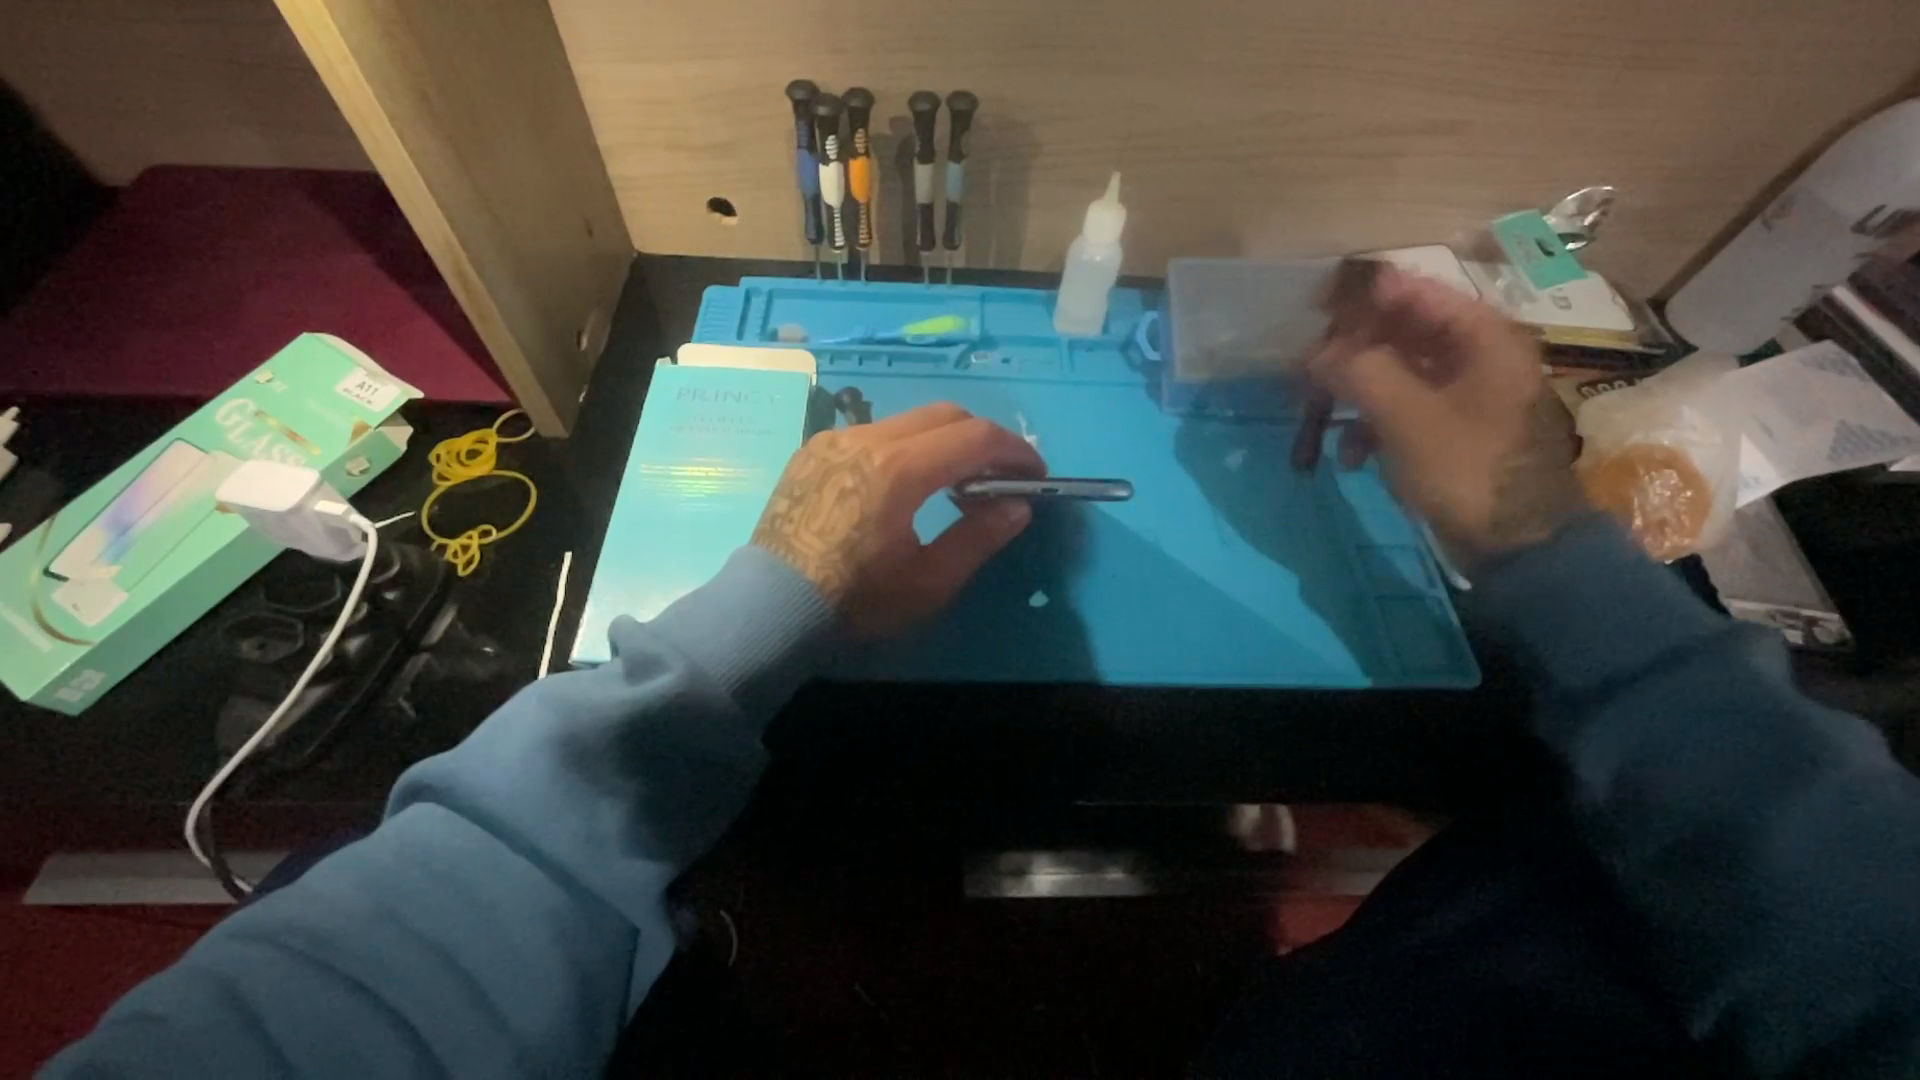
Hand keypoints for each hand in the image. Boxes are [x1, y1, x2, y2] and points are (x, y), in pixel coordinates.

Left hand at [752, 403, 1043, 637]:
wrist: (769, 608)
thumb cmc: (854, 601)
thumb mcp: (928, 582)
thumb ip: (979, 537)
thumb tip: (1018, 506)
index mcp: (898, 469)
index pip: (975, 437)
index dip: (1015, 451)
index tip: (1034, 474)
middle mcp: (866, 438)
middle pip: (945, 415)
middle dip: (983, 440)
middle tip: (1000, 478)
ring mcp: (834, 439)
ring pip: (908, 421)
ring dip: (944, 442)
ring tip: (956, 484)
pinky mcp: (813, 450)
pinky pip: (874, 433)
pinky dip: (906, 447)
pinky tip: (906, 485)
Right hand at [1300, 261, 1586, 566]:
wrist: (1517, 543)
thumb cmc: (1466, 470)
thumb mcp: (1406, 417)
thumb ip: (1359, 372)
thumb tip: (1317, 352)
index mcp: (1479, 336)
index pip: (1412, 292)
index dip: (1360, 295)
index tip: (1311, 308)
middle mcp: (1476, 353)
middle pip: (1399, 331)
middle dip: (1348, 351)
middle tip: (1304, 370)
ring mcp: (1464, 392)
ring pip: (1395, 372)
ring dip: (1353, 392)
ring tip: (1315, 416)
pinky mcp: (1451, 427)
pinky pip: (1402, 407)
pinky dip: (1370, 424)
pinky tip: (1349, 456)